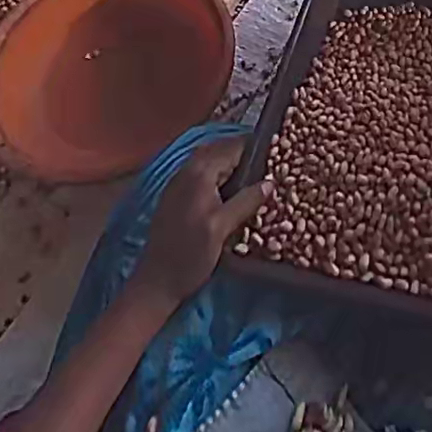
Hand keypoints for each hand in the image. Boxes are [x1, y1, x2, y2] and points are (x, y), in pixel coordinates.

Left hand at [133, 137, 270, 304]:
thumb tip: (271, 182)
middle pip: (221, 150)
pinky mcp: (176, 195)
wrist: (155, 284)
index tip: (277, 154)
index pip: (233, 148)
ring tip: (254, 176)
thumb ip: (246, 201)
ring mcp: (179, 182)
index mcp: (200, 173)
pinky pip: (202, 172)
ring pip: (211, 160)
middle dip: (244, 154)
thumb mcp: (222, 228)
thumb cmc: (189, 255)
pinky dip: (219, 173)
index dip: (255, 149)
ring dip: (231, 163)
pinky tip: (231, 190)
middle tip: (268, 165)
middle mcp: (187, 170)